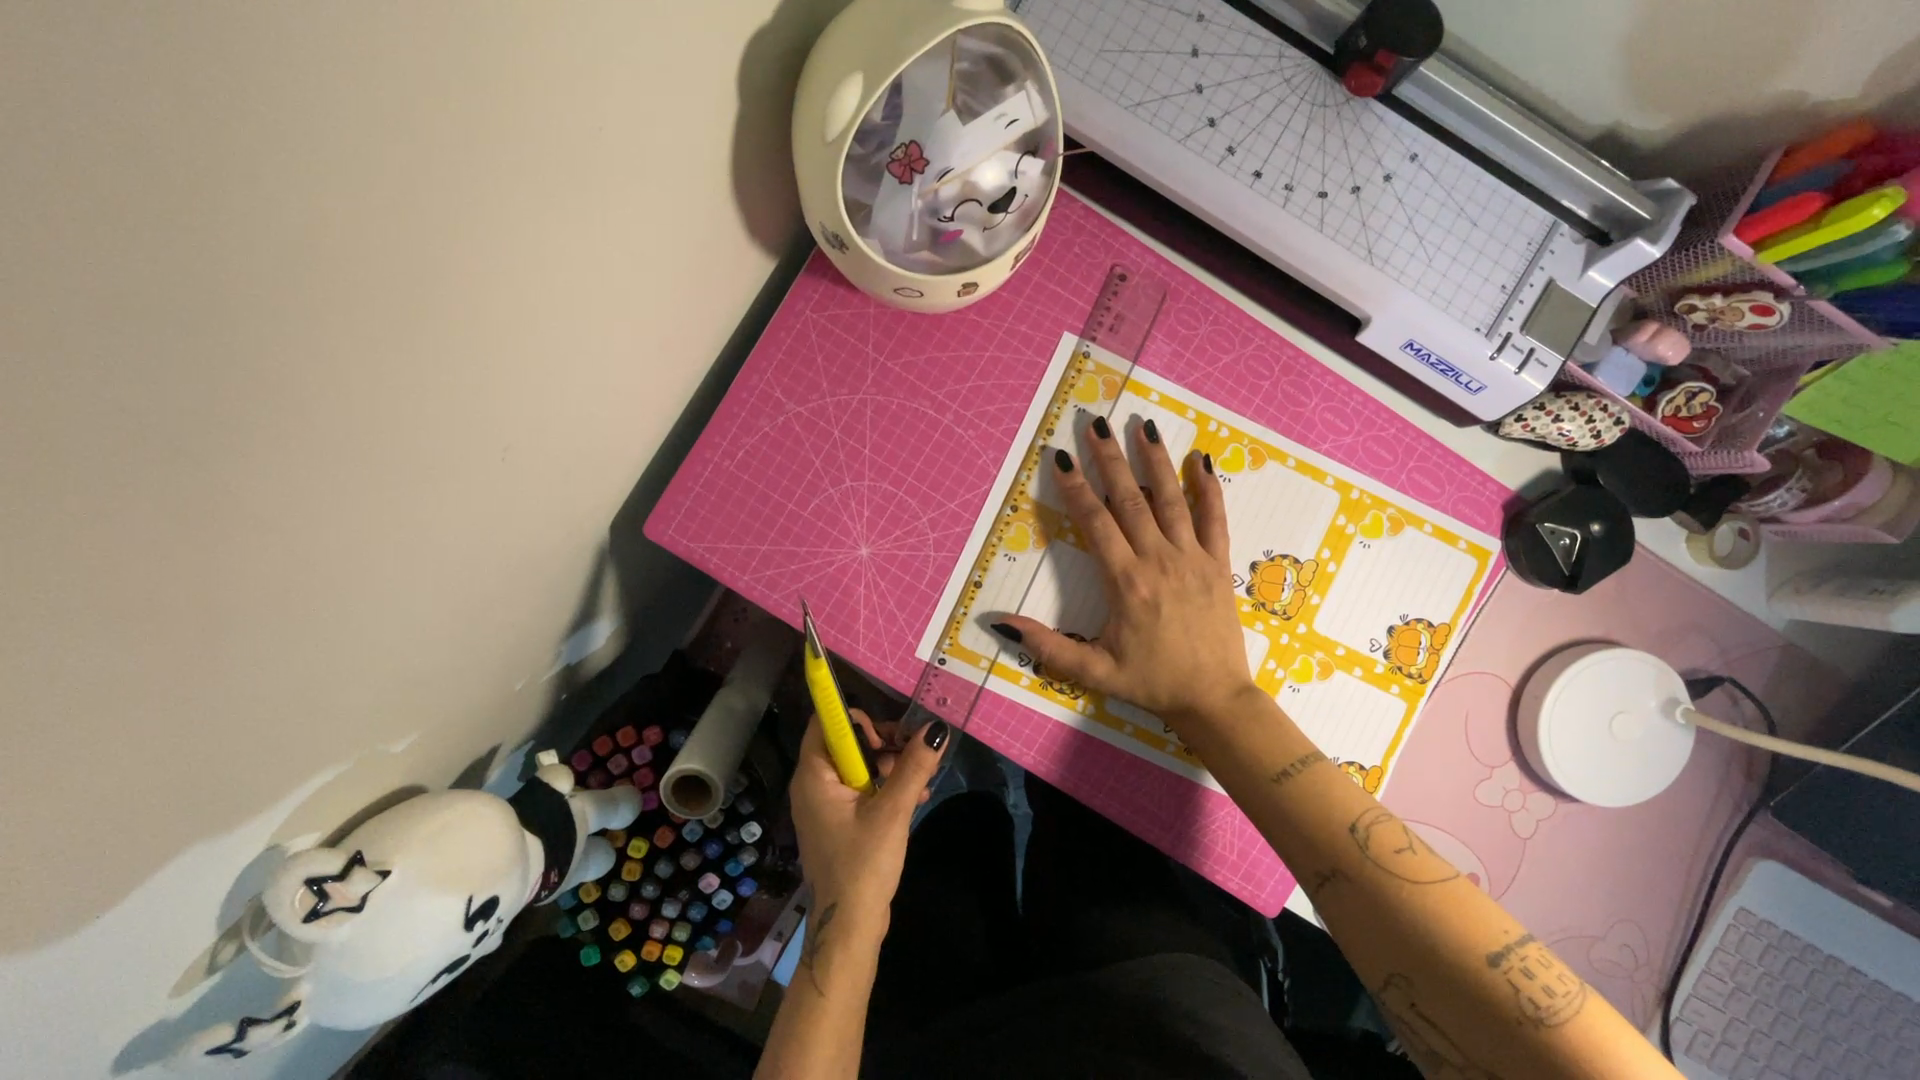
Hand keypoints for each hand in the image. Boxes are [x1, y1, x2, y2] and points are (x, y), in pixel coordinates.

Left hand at [787, 710, 949, 932]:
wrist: (848, 926)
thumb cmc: (863, 864)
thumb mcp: (892, 812)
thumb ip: (913, 766)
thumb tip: (936, 729)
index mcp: (814, 776)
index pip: (825, 722)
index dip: (857, 719)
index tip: (887, 737)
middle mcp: (813, 785)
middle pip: (846, 742)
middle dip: (883, 744)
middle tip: (913, 756)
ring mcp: (825, 805)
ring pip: (859, 767)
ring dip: (891, 767)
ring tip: (920, 782)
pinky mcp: (839, 823)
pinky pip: (861, 790)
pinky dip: (886, 788)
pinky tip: (915, 797)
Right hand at [990, 418, 1258, 730]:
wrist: (1213, 698)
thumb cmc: (1150, 683)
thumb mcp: (1093, 671)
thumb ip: (1047, 647)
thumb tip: (1001, 623)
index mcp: (1126, 583)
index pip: (1095, 524)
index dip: (1076, 489)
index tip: (1062, 458)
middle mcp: (1159, 561)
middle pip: (1130, 500)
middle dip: (1110, 460)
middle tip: (1096, 424)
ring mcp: (1192, 558)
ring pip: (1171, 499)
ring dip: (1154, 461)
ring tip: (1141, 426)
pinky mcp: (1218, 564)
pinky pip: (1215, 518)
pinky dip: (1208, 487)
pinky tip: (1201, 459)